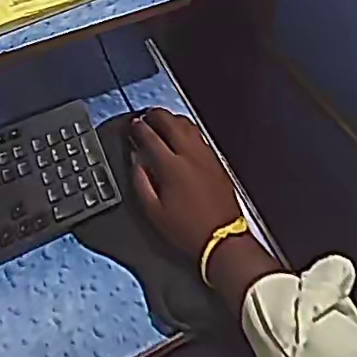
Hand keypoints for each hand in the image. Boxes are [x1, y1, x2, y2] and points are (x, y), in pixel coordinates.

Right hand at [130, 109, 241, 260]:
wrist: (224, 241)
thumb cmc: (187, 230)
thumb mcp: (154, 212)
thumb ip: (140, 182)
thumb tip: (136, 161)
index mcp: (171, 167)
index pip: (150, 136)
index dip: (138, 127)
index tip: (133, 126)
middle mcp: (189, 156)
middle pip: (170, 122)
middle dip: (154, 115)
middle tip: (145, 117)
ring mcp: (206, 156)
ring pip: (187, 124)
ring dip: (171, 119)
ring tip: (162, 121)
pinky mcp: (216, 161)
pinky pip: (199, 135)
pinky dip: (186, 128)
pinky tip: (181, 135)